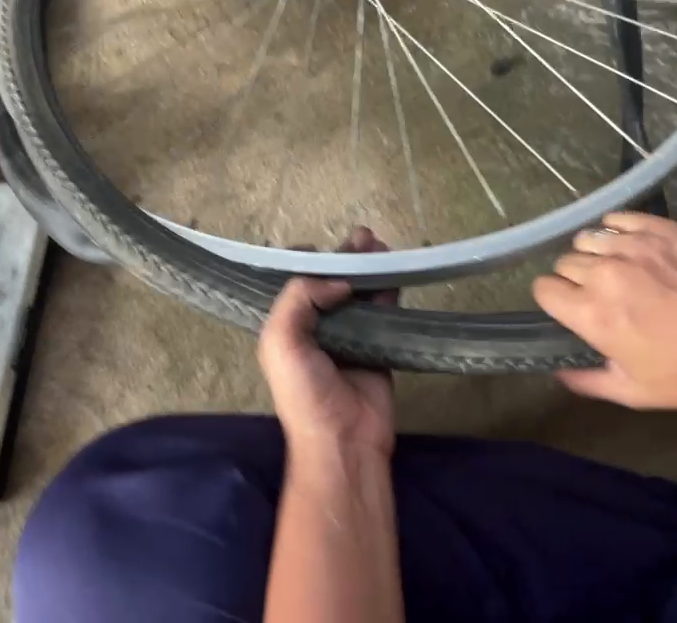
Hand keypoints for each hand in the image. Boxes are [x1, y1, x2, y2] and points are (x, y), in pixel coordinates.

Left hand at [258, 227, 394, 460]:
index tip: (319, 247)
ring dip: (369, 266)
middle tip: (362, 236)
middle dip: (344, 256)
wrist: (345, 440)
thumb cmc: (305, 392)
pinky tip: (395, 269)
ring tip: (379, 243)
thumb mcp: (281, 341)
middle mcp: (315, 326)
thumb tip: (338, 280)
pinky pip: (384, 309)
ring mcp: (349, 334)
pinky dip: (389, 287)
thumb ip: (298, 298)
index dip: (305, 262)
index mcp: (286, 326)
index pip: (293, 283)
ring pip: (359, 290)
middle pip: (330, 281)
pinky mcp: (378, 344)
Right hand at [531, 211, 676, 409]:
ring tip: (619, 269)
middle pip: (565, 263)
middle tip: (605, 296)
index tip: (573, 309)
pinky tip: (632, 247)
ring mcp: (634, 246)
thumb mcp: (636, 393)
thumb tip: (558, 371)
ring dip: (595, 254)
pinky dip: (617, 230)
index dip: (555, 301)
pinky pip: (618, 219)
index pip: (543, 289)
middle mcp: (605, 273)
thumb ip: (587, 381)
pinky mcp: (661, 229)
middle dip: (576, 279)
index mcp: (593, 314)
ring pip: (588, 238)